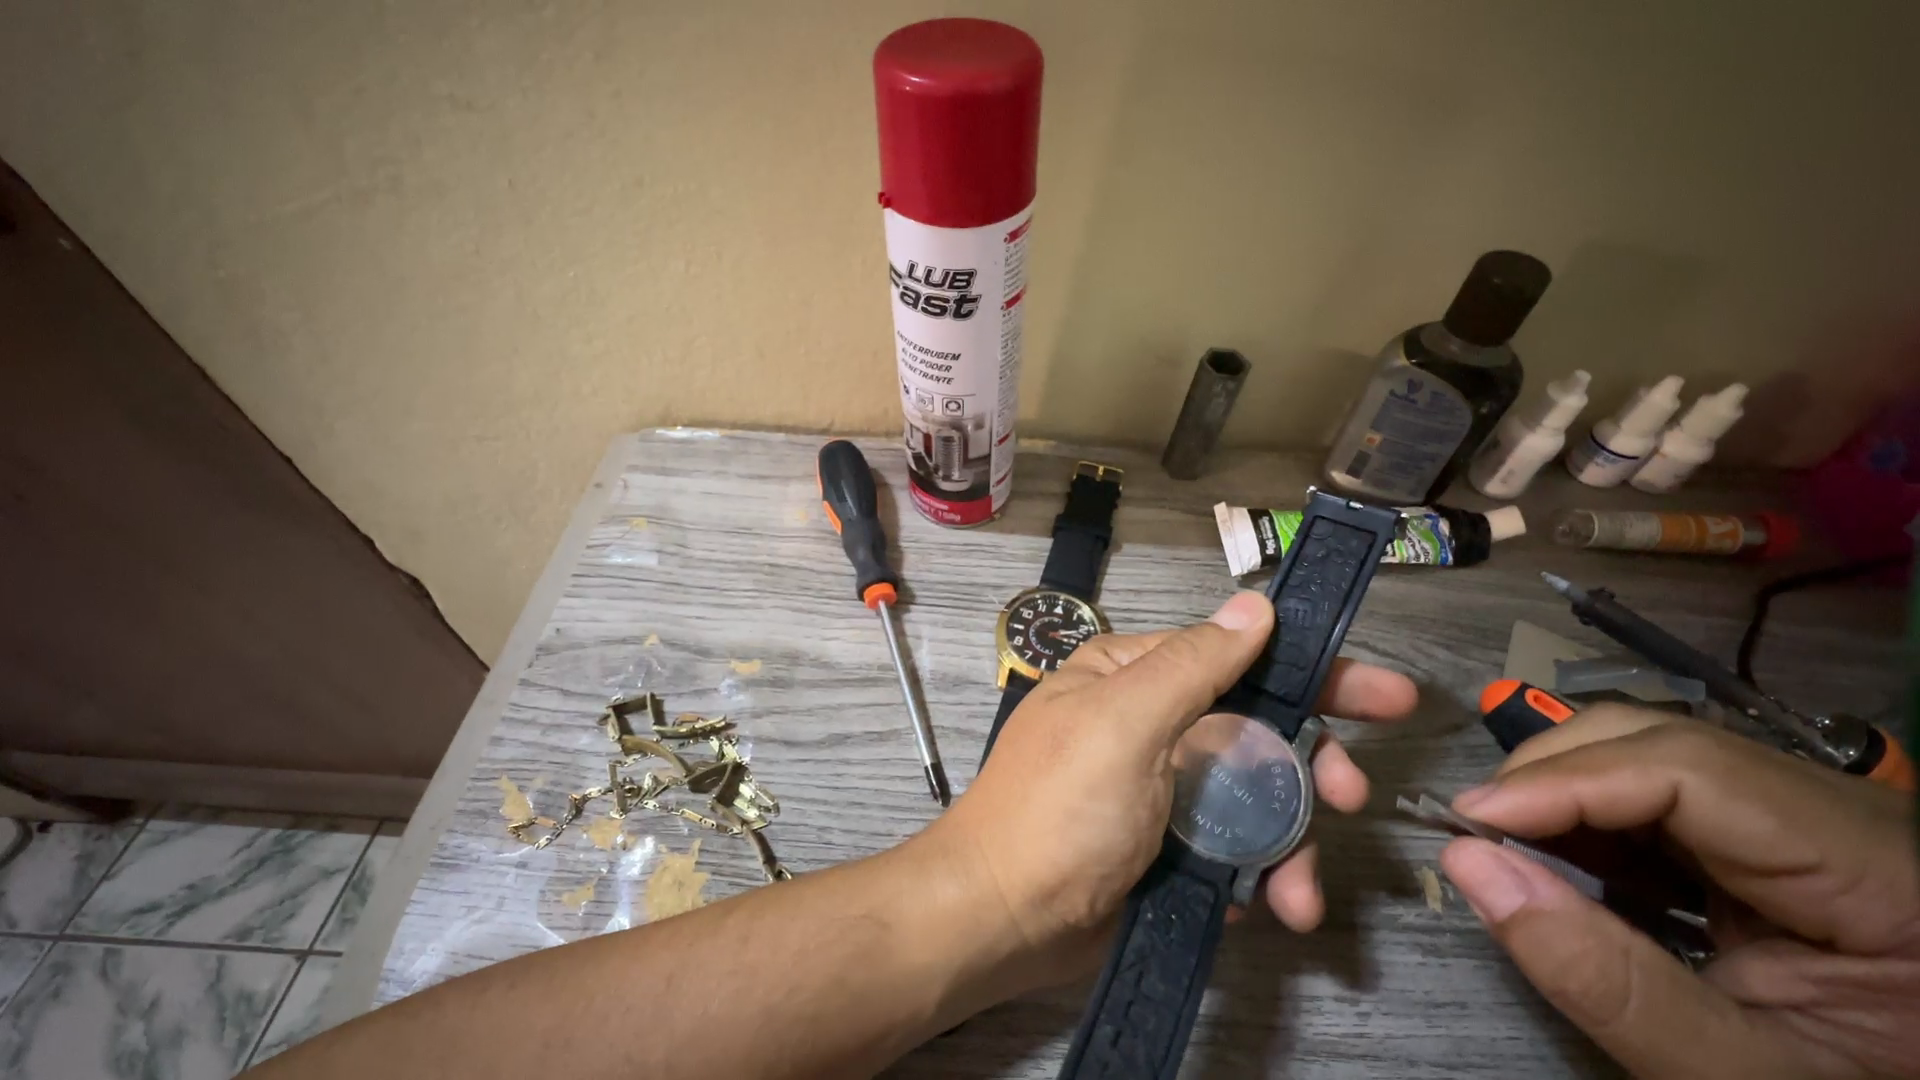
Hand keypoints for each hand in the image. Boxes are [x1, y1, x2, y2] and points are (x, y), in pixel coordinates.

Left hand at [924, 590, 1417, 990]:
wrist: (1004, 918)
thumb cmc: (1060, 809)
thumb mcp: (1123, 723)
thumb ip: (1193, 666)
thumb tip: (1255, 606)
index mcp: (1132, 677)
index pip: (1237, 657)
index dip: (1313, 673)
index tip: (1387, 699)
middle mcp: (1150, 723)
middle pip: (1258, 729)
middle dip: (1313, 766)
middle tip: (1354, 797)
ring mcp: (1161, 787)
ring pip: (1255, 796)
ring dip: (1290, 842)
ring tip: (1299, 895)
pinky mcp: (1169, 845)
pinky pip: (1234, 845)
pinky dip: (1260, 874)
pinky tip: (1265, 905)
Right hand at [1441, 705, 1919, 1078]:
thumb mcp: (1738, 1074)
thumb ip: (1609, 979)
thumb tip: (1467, 865)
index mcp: (1881, 871)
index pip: (1691, 771)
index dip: (1567, 782)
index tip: (1472, 821)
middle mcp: (1847, 813)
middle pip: (1660, 742)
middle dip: (1550, 776)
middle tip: (1479, 834)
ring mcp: (1805, 813)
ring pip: (1646, 755)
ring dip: (1559, 795)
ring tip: (1508, 847)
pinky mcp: (1767, 829)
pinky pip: (1654, 793)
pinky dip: (1587, 821)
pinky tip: (1559, 860)